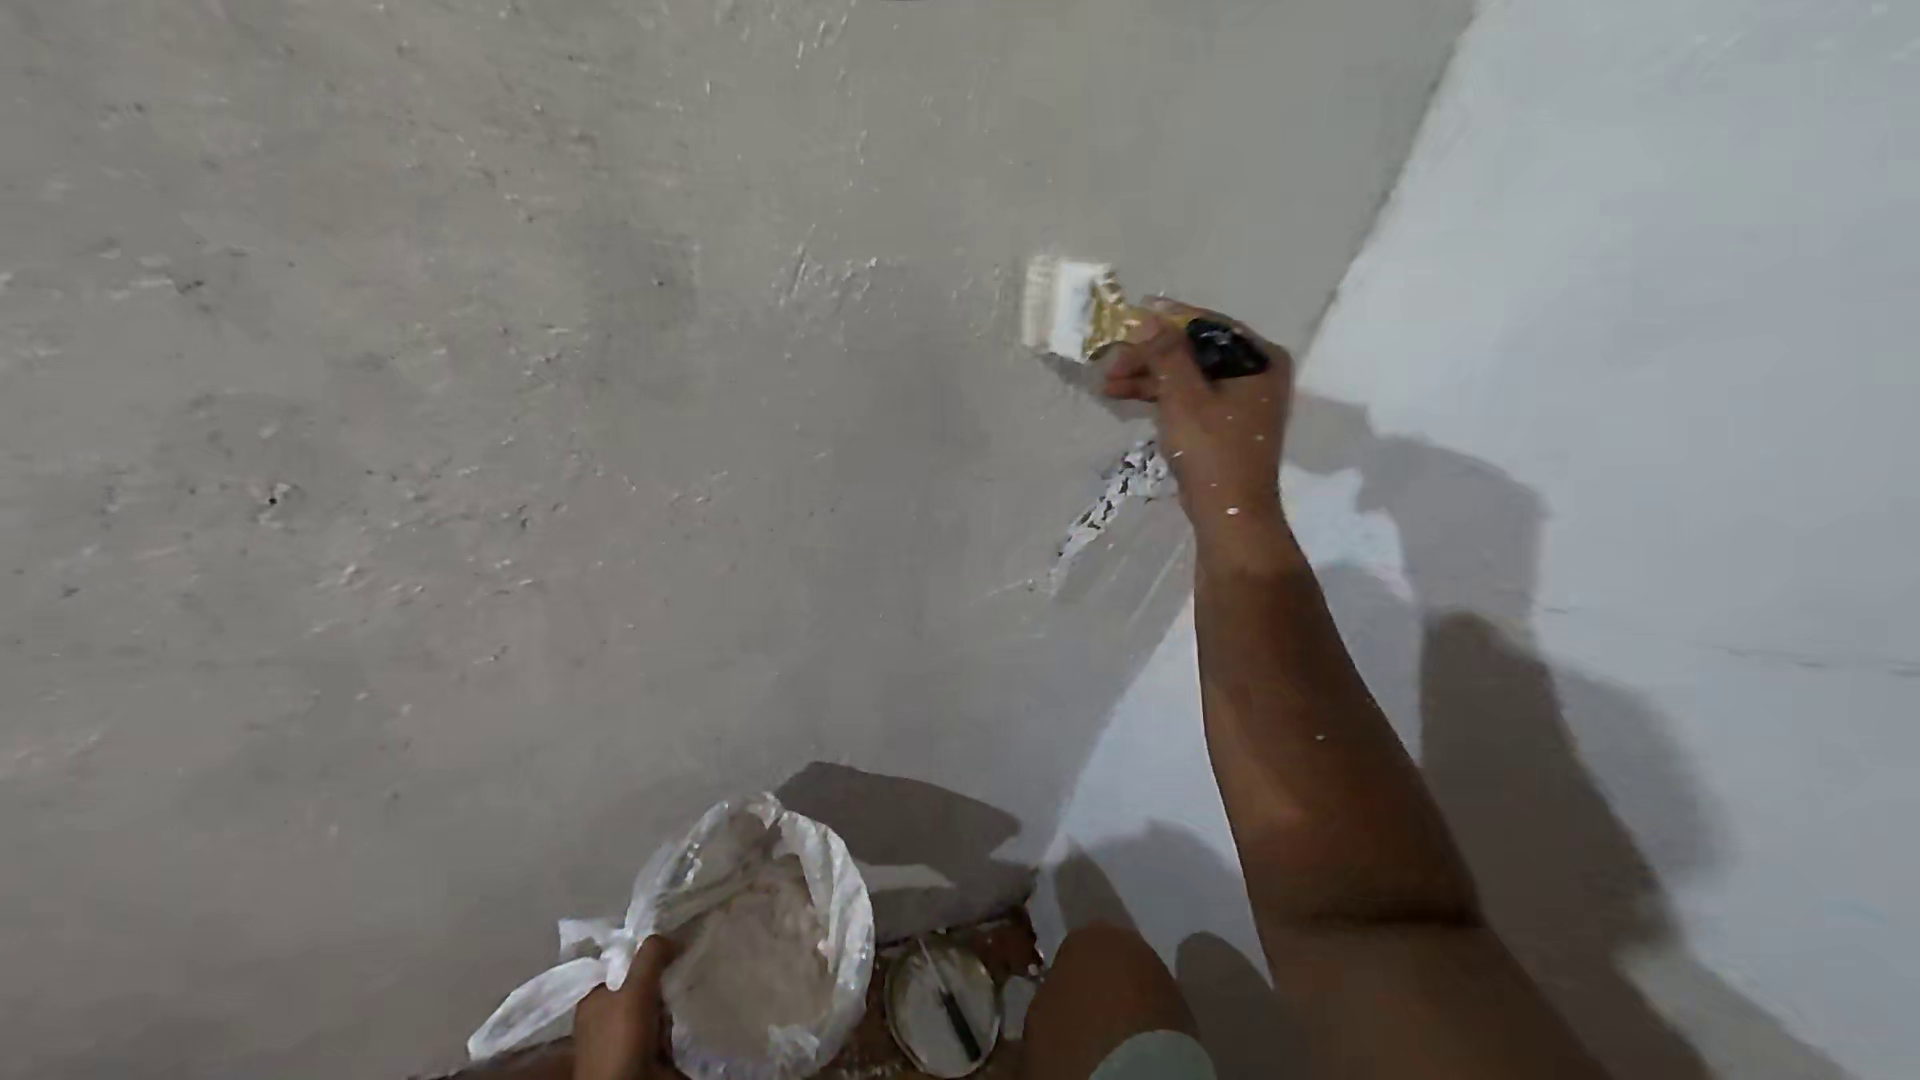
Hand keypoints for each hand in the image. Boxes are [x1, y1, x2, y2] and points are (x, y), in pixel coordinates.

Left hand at [573, 937, 680, 1079]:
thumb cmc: (621, 1039)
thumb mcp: (634, 989)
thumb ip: (651, 955)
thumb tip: (672, 937)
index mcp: (594, 998)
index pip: (621, 963)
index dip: (644, 951)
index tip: (670, 941)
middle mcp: (608, 1015)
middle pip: (642, 980)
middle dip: (664, 974)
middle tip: (684, 960)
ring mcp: (628, 1035)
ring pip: (658, 1001)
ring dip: (674, 996)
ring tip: (692, 981)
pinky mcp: (647, 1050)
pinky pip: (668, 1022)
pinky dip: (679, 1016)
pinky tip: (693, 1002)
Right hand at [1102, 298, 1292, 539]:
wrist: (1229, 513)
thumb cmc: (1212, 452)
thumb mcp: (1184, 398)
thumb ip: (1166, 354)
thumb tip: (1147, 317)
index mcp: (1259, 360)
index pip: (1208, 326)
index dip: (1167, 320)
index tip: (1131, 316)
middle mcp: (1255, 373)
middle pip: (1194, 351)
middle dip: (1150, 356)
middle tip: (1111, 362)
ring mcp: (1240, 399)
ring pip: (1187, 375)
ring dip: (1148, 378)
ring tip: (1107, 384)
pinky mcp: (1223, 421)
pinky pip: (1189, 396)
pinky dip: (1160, 396)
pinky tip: (1126, 397)